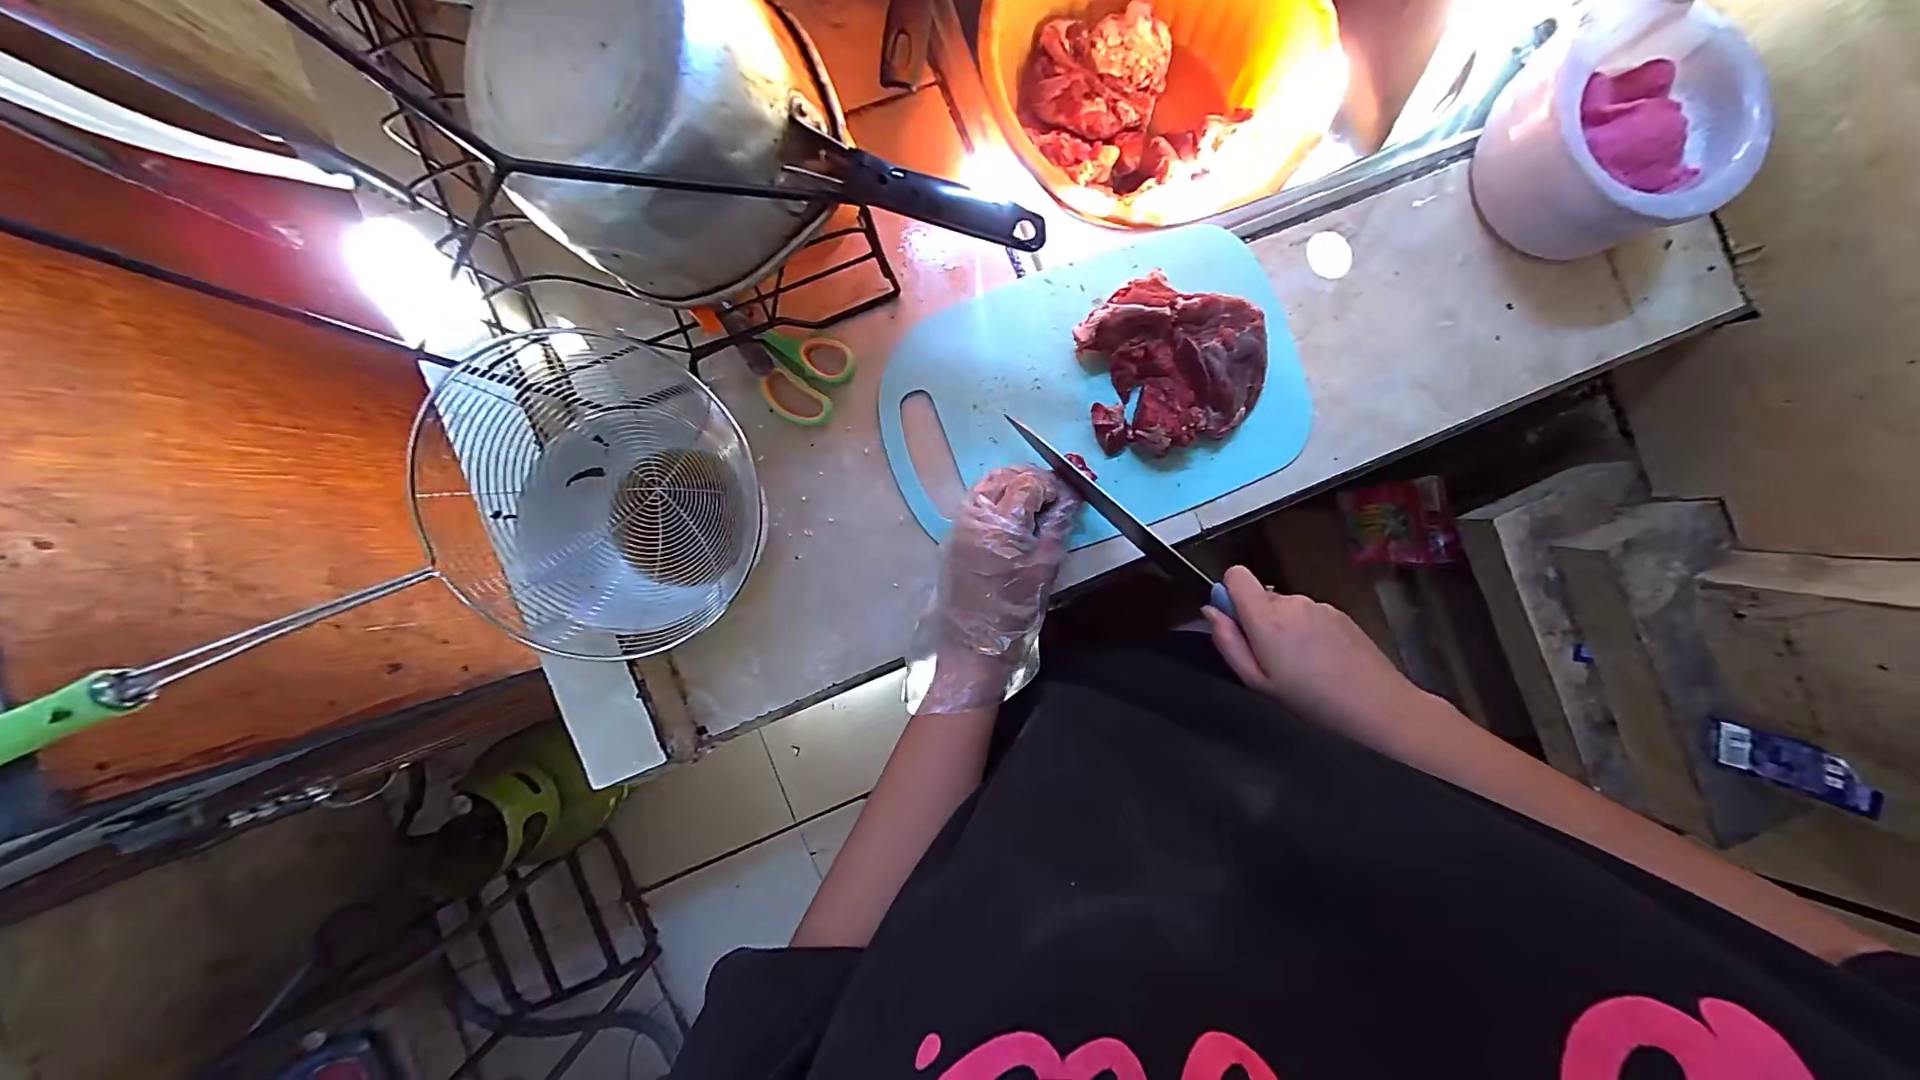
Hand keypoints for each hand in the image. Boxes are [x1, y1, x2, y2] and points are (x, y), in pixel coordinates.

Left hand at [915, 466, 1080, 711]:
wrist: (975, 645)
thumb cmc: (1013, 611)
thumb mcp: (1046, 567)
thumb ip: (1058, 525)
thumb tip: (1070, 499)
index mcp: (998, 524)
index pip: (1027, 483)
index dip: (1052, 484)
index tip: (1068, 494)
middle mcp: (972, 518)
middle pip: (1003, 477)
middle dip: (1030, 479)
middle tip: (1053, 494)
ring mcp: (958, 526)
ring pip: (986, 487)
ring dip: (1011, 487)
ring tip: (1035, 505)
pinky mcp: (952, 538)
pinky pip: (975, 505)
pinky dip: (995, 502)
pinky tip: (1012, 518)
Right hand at [1202, 565, 1441, 737]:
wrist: (1378, 706)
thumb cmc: (1312, 699)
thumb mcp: (1255, 680)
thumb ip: (1227, 640)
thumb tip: (1210, 611)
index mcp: (1266, 616)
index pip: (1235, 574)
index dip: (1229, 593)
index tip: (1235, 621)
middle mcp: (1291, 602)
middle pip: (1259, 596)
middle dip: (1257, 619)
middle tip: (1270, 658)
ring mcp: (1318, 605)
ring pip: (1285, 607)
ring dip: (1284, 627)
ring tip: (1300, 663)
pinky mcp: (1339, 613)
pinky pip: (1309, 614)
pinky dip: (1307, 631)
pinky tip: (1321, 660)